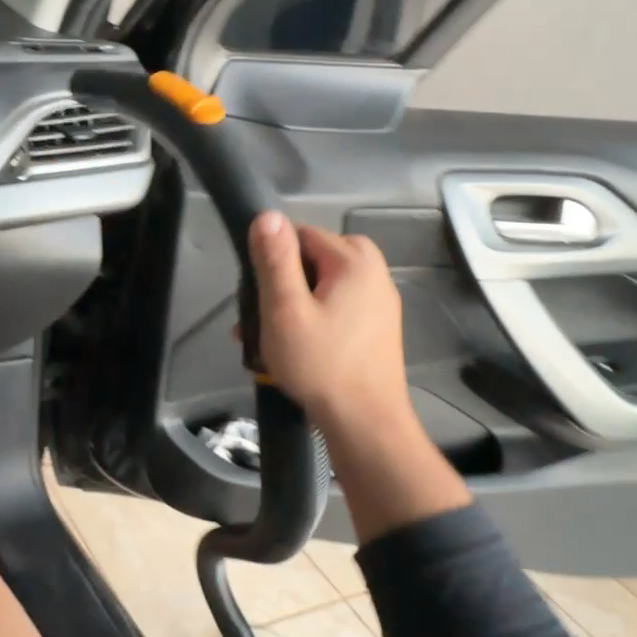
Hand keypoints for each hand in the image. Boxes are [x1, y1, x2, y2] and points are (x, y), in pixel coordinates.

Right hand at [247, 211, 415, 435]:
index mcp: (354, 263)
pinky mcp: (377, 328)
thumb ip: (275, 260)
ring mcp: (379, 303)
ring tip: (266, 334)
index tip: (256, 290)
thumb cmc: (320, 363)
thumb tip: (267, 215)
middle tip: (259, 311)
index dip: (273, 257)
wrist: (365, 421)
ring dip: (292, 301)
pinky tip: (292, 346)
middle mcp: (374, 275)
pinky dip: (312, 317)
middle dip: (283, 278)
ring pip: (324, 283)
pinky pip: (337, 306)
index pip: (302, 233)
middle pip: (316, 256)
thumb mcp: (284, 309)